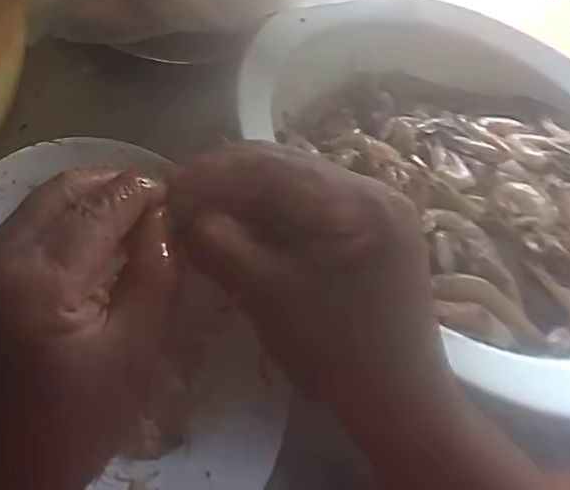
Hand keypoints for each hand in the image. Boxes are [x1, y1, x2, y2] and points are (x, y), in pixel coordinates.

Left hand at [0, 169, 177, 489]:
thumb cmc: (73, 422)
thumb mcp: (131, 356)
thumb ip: (151, 277)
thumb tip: (161, 217)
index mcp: (41, 277)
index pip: (98, 209)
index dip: (138, 191)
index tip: (173, 189)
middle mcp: (5, 249)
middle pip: (66, 189)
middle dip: (113, 184)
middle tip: (156, 198)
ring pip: (46, 196)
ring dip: (89, 194)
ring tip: (133, 209)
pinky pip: (31, 216)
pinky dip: (67, 211)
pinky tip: (97, 228)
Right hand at [168, 142, 446, 423]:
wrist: (399, 406)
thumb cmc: (332, 352)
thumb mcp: (263, 293)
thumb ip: (218, 242)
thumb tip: (179, 209)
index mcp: (359, 205)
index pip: (269, 169)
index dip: (211, 173)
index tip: (170, 186)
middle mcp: (372, 189)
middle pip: (279, 162)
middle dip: (222, 173)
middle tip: (179, 190)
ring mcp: (372, 201)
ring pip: (287, 171)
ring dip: (239, 182)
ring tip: (200, 198)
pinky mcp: (365, 217)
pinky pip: (302, 192)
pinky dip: (263, 198)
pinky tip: (235, 210)